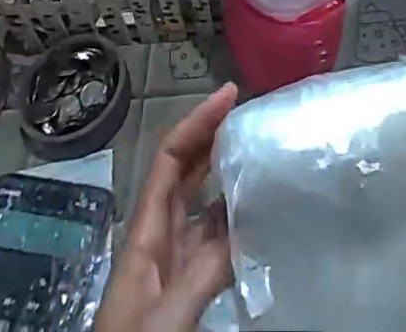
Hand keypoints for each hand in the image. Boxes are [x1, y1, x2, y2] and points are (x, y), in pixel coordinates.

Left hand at [94, 83, 238, 331]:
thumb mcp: (166, 317)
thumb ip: (204, 272)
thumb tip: (246, 224)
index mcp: (146, 231)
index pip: (170, 158)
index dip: (198, 121)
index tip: (229, 95)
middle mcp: (158, 234)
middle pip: (183, 170)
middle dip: (212, 135)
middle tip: (251, 114)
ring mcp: (171, 259)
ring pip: (199, 201)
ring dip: (224, 172)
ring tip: (259, 151)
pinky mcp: (184, 284)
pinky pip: (211, 237)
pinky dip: (233, 217)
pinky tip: (257, 214)